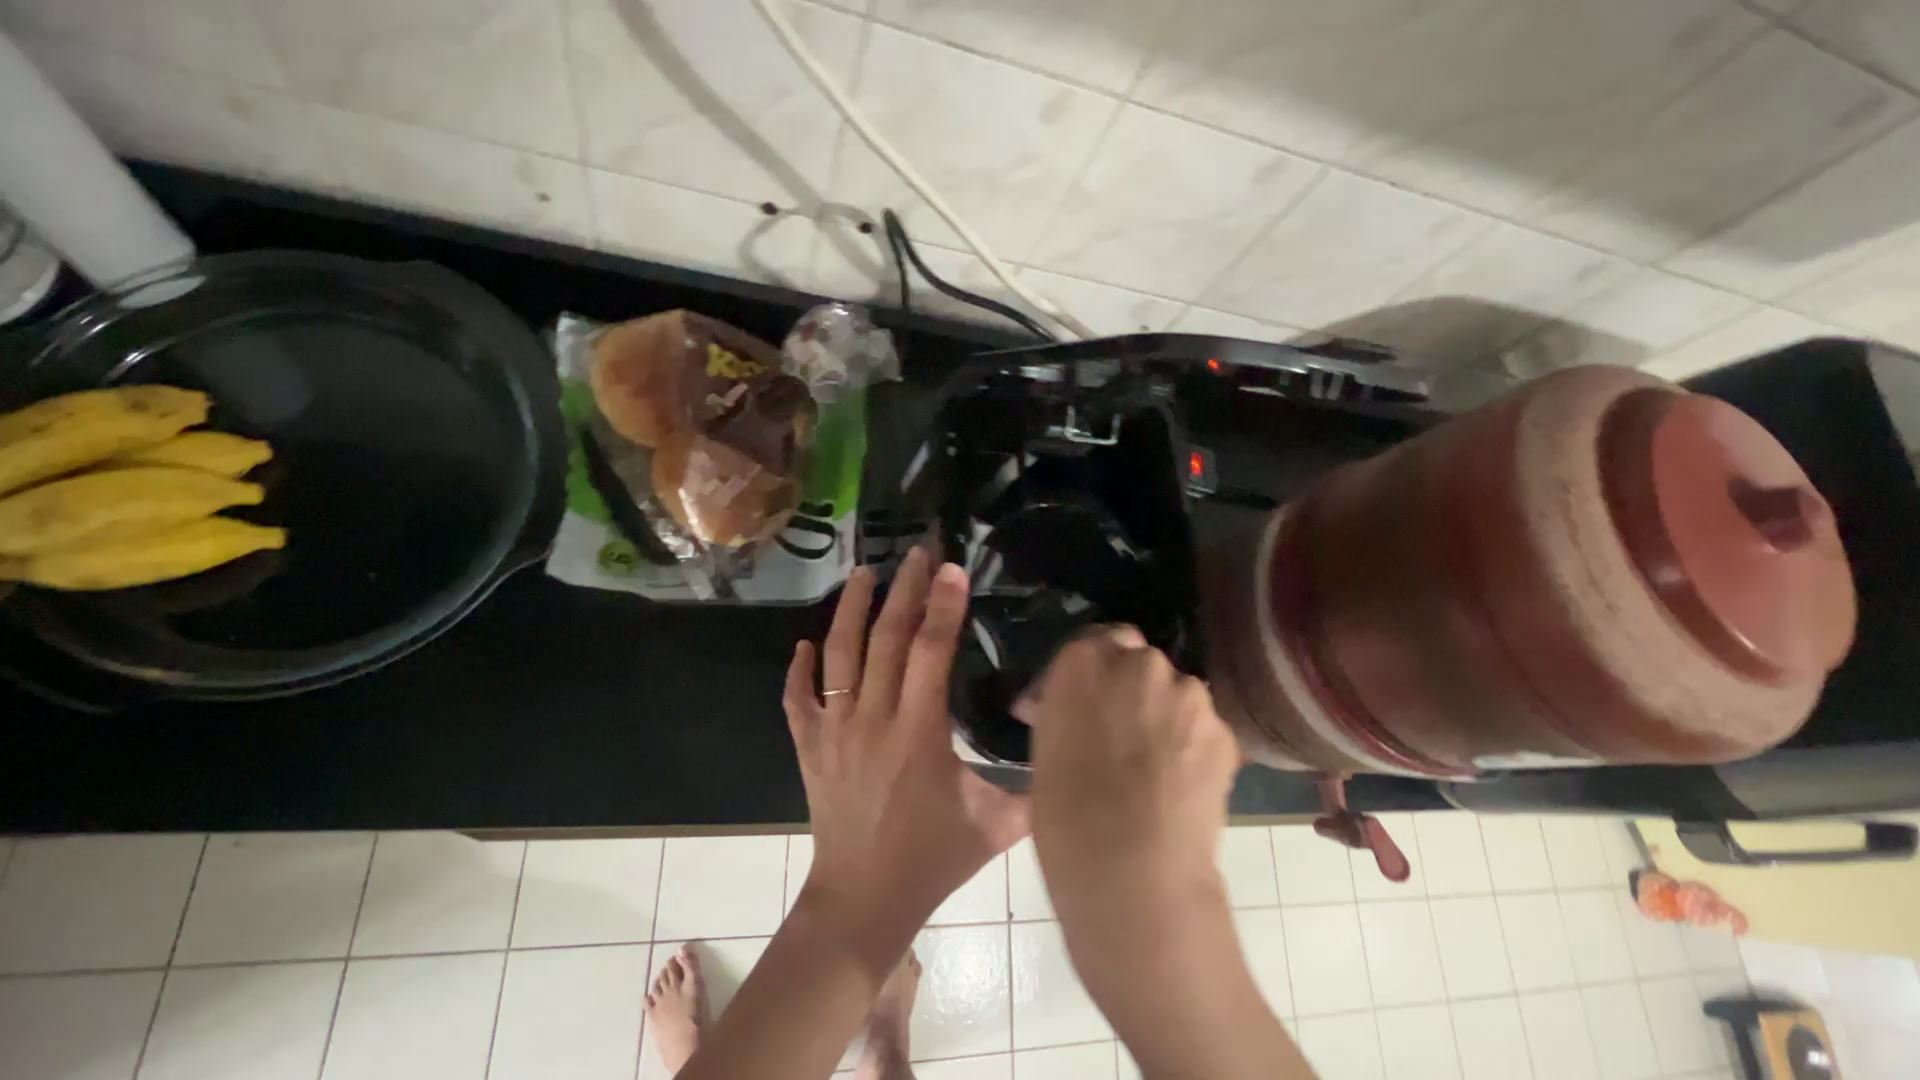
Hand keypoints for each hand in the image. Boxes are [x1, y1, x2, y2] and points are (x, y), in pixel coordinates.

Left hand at [783, 547, 1029, 950]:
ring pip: (838, 657)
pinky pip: (797, 700)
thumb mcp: (997, 826)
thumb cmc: (933, 861)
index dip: (943, 606)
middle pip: (885, 640)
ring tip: (864, 573)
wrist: (863, 901)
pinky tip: (806, 643)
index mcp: (920, 734)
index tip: (952, 568)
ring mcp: (833, 732)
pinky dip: (799, 669)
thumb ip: (1036, 788)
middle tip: (918, 552)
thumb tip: (1070, 747)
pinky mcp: (808, 748)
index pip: (931, 653)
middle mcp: (872, 722)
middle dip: (904, 591)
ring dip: (850, 610)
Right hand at [1020, 627, 1239, 927]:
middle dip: (1132, 691)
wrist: (1133, 873)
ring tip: (1154, 768)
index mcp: (1084, 662)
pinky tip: (1178, 786)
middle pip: (1140, 662)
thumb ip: (1063, 713)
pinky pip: (1203, 729)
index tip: (1086, 704)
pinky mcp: (1224, 733)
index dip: (1093, 674)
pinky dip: (1192, 748)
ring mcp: (1190, 696)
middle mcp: (1141, 664)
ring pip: (1177, 695)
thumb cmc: (1066, 818)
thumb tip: (1063, 708)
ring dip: (1165, 717)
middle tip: (1120, 736)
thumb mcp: (1045, 752)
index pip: (1094, 642)